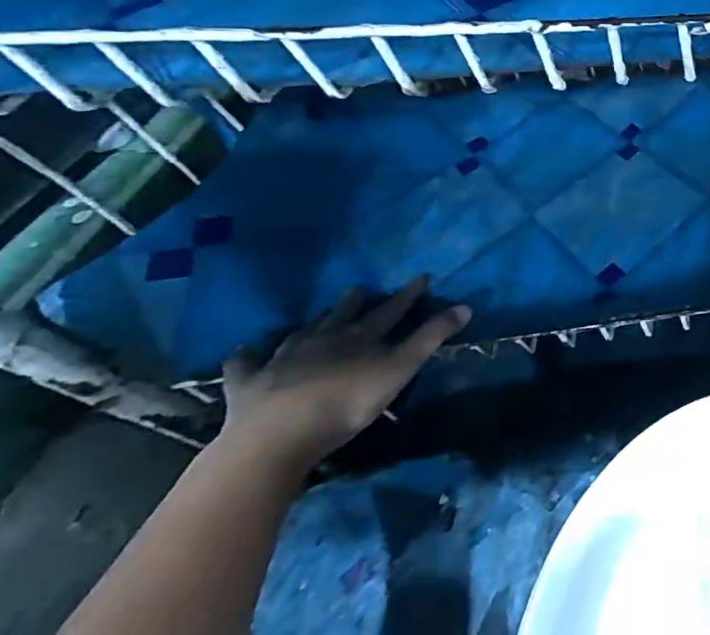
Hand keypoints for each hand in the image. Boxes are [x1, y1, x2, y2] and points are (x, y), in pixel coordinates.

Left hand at [218, 279, 469, 470]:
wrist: (279, 433)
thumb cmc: (346, 402)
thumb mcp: (399, 371)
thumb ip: (430, 339)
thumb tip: (465, 307)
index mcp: (359, 337)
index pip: (390, 310)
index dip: (407, 295)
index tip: (420, 277)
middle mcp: (322, 338)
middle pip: (342, 315)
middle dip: (354, 302)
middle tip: (358, 289)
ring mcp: (283, 358)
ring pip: (301, 332)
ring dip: (312, 323)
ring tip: (318, 317)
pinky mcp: (249, 382)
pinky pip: (245, 364)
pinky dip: (246, 357)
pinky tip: (243, 352)